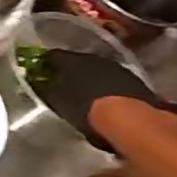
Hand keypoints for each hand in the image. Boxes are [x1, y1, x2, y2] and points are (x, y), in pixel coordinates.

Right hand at [37, 49, 165, 149]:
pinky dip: (108, 86)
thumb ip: (47, 89)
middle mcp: (94, 59)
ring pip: (97, 69)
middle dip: (70, 71)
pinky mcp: (136, 82)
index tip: (41, 71)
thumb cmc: (85, 109)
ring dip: (91, 78)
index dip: (45, 63)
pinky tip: (107, 99)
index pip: (52, 55)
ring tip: (86, 92)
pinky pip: (114, 80)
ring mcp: (117, 68)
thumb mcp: (58, 101)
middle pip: (77, 61)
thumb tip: (40, 83)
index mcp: (71, 61)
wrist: (131, 121)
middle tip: (64, 82)